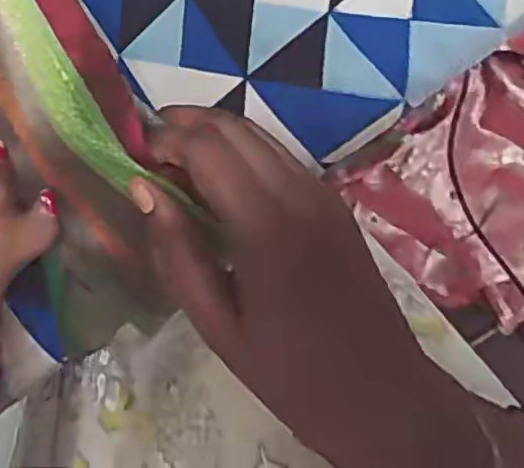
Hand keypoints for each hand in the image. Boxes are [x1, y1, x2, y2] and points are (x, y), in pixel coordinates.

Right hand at [131, 108, 491, 467]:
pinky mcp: (330, 195)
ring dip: (208, 130)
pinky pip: (273, 150)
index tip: (135, 155)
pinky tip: (218, 176)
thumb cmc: (292, 373)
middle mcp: (295, 190)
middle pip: (227, 124)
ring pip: (253, 129)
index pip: (203, 145)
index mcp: (264, 223)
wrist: (388, 400)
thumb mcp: (216, 325)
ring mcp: (318, 188)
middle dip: (181, 123)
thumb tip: (143, 188)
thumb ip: (176, 250)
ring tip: (176, 156)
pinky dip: (236, 145)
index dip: (163, 138)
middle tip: (149, 148)